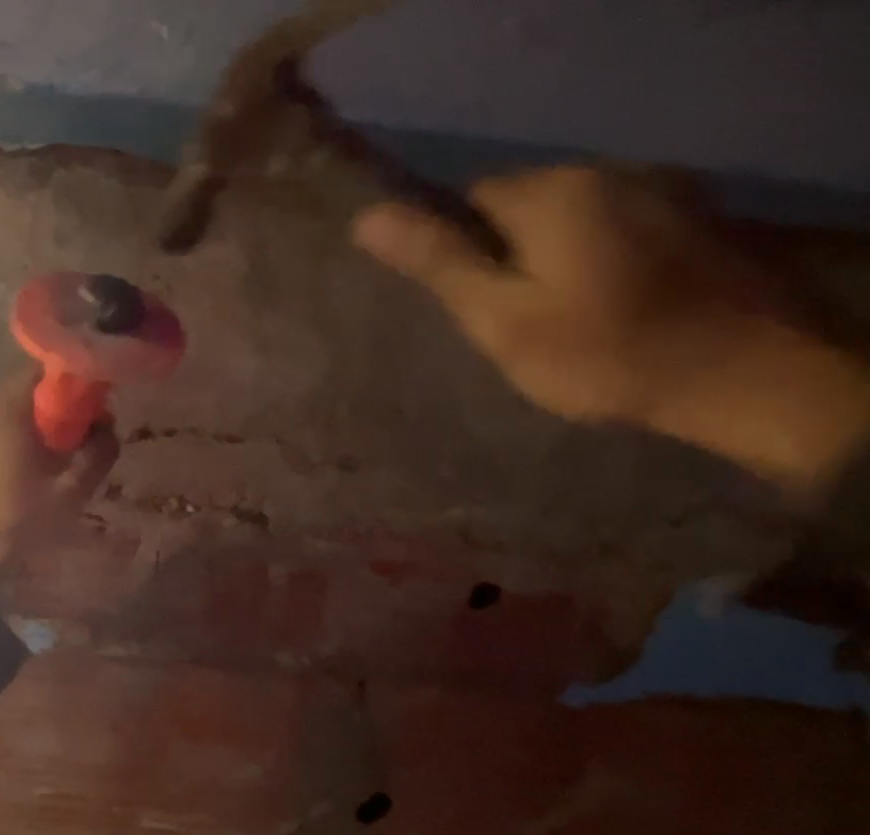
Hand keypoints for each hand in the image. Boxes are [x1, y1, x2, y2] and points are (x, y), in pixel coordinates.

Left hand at [0, 370, 119, 588]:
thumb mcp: (72, 488)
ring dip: (54, 420)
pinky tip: (48, 461)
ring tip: (73, 452)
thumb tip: (109, 426)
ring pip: (28, 403)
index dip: (86, 382)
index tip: (107, 406)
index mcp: (9, 402)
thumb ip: (100, 450)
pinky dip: (34, 430)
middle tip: (94, 435)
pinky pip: (12, 419)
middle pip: (42, 385)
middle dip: (71, 404)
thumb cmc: (19, 520)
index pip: (56, 367)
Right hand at [352, 166, 869, 498]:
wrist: (752, 377)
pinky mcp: (700, 219)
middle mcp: (612, 172)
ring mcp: (666, 191)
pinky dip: (601, 259)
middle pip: (522, 205)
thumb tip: (366, 217)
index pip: (469, 198)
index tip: (466, 302)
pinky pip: (620, 228)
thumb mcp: (502, 319)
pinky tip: (612, 305)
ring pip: (573, 218)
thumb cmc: (605, 355)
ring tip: (560, 318)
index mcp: (555, 193)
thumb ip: (439, 263)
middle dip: (505, 254)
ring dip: (554, 257)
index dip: (455, 251)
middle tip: (509, 321)